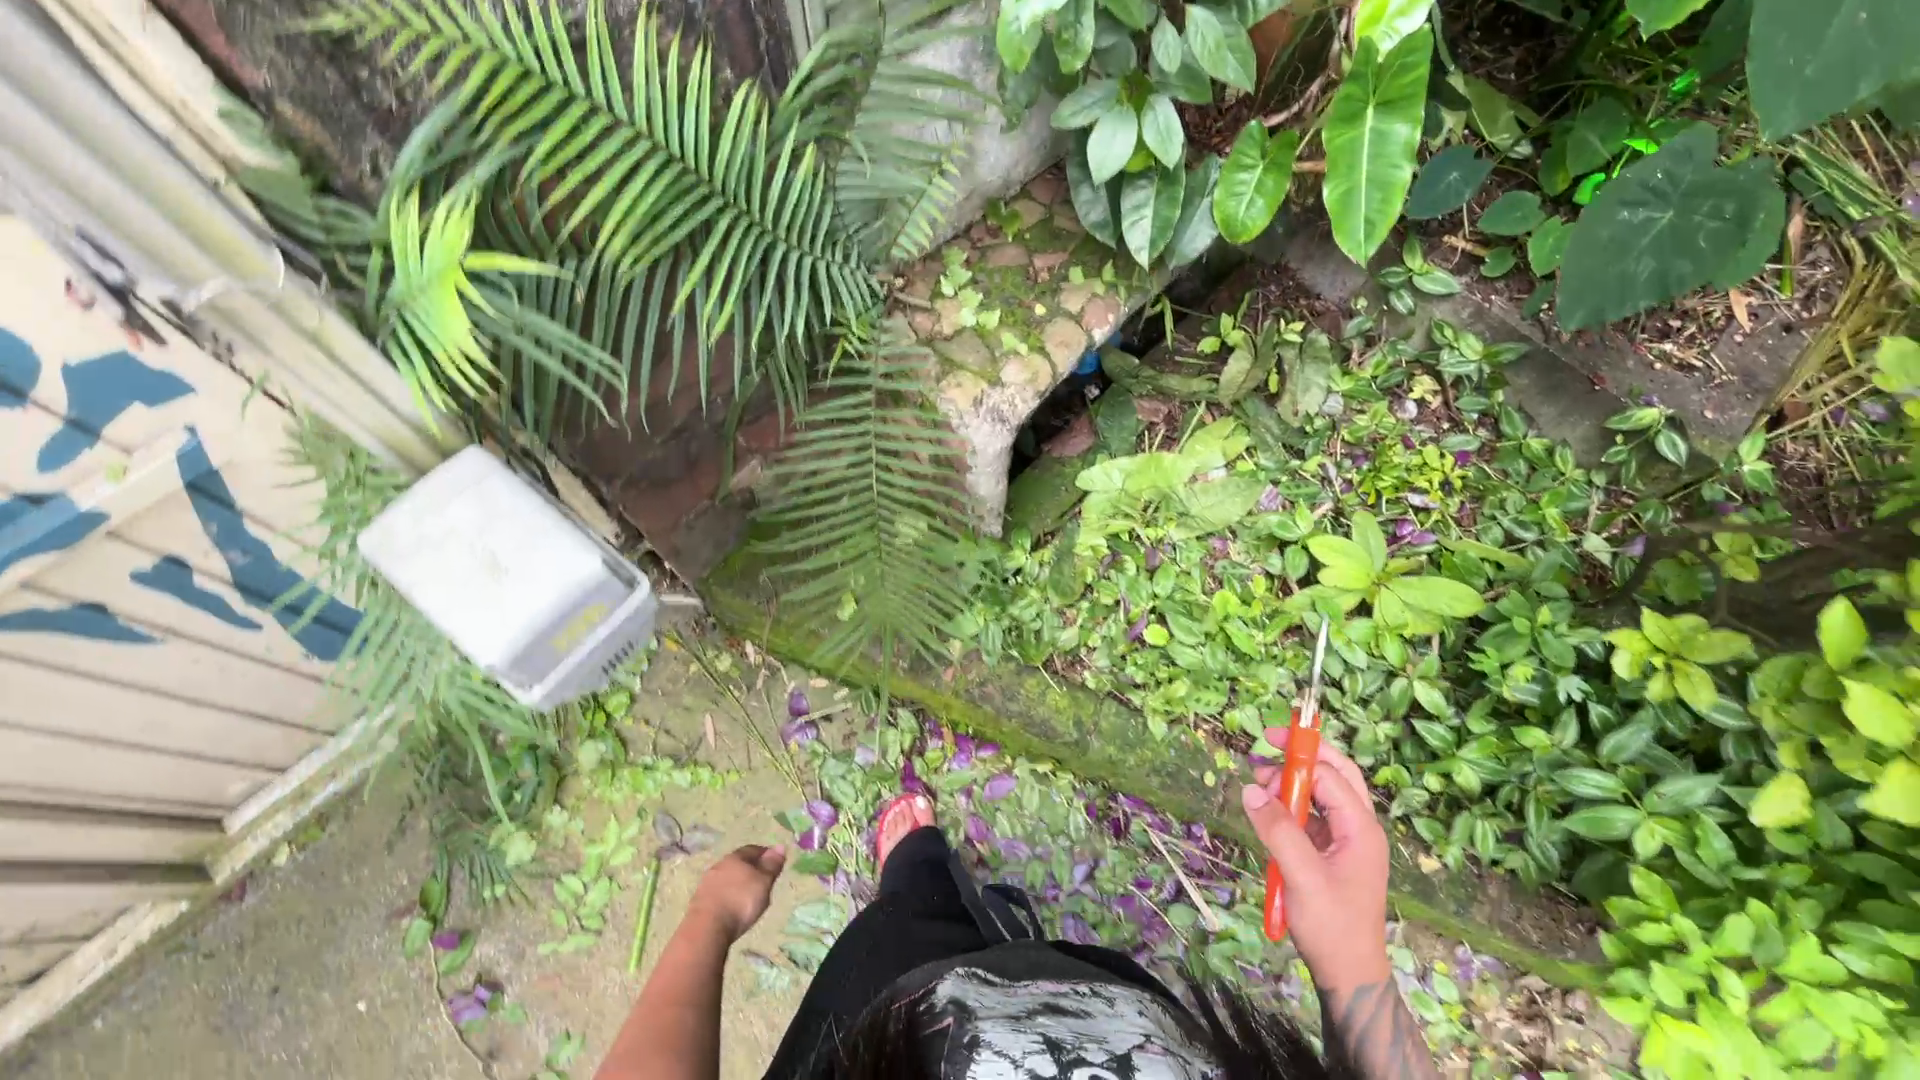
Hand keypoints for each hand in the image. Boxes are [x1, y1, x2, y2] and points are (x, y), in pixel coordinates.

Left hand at [690, 845, 784, 942]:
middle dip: (750, 869)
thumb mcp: (763, 882)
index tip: (774, 862)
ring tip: (748, 895)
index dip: (765, 854)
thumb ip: (771, 865)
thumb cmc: (741, 901)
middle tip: (762, 880)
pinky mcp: (699, 901)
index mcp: (736, 858)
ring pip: (727, 878)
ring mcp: (707, 884)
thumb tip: (780, 846)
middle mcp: (719, 866)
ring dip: (737, 884)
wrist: (707, 928)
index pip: (753, 849)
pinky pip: (718, 893)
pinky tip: (732, 906)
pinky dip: (728, 896)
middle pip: (738, 863)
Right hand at [1243, 738, 1390, 994]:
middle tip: (1268, 744)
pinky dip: (1291, 808)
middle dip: (1303, 756)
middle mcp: (1359, 828)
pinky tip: (1268, 814)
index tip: (1263, 749)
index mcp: (1361, 828)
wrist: (1348, 974)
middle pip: (1336, 776)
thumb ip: (1277, 828)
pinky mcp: (1332, 856)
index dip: (1298, 758)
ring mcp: (1346, 842)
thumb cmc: (1331, 925)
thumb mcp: (1301, 875)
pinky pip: (1313, 818)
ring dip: (1293, 783)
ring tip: (1259, 784)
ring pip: (1323, 795)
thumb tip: (1251, 789)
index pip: (1330, 776)